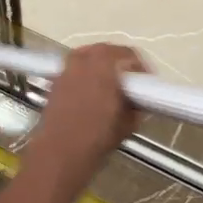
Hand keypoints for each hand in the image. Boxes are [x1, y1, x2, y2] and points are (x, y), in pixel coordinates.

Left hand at [28, 44, 146, 183]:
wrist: (60, 152)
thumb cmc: (98, 138)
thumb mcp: (127, 124)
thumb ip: (135, 105)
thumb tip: (137, 99)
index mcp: (105, 66)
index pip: (128, 54)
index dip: (140, 66)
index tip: (147, 80)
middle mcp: (83, 61)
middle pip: (105, 50)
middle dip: (120, 60)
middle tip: (130, 78)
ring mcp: (66, 69)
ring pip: (87, 55)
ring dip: (100, 63)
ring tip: (110, 81)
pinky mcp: (55, 81)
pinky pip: (74, 67)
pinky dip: (85, 72)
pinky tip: (90, 90)